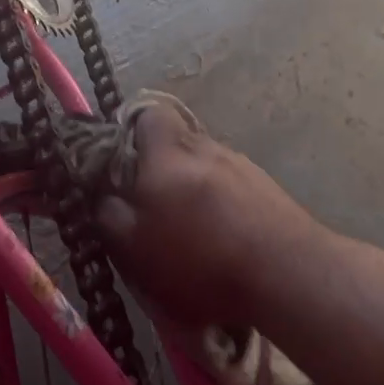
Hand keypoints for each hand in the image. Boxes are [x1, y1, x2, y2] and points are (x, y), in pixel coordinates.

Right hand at [94, 100, 322, 328]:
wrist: (284, 271)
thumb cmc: (199, 259)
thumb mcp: (134, 247)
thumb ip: (108, 214)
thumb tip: (99, 193)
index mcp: (167, 151)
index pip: (146, 113)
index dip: (130, 133)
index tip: (120, 168)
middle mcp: (203, 145)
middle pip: (174, 142)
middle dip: (159, 169)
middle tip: (150, 209)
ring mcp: (239, 163)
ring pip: (202, 165)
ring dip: (191, 189)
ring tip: (189, 233)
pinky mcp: (264, 186)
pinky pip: (230, 186)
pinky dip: (220, 204)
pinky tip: (222, 240)